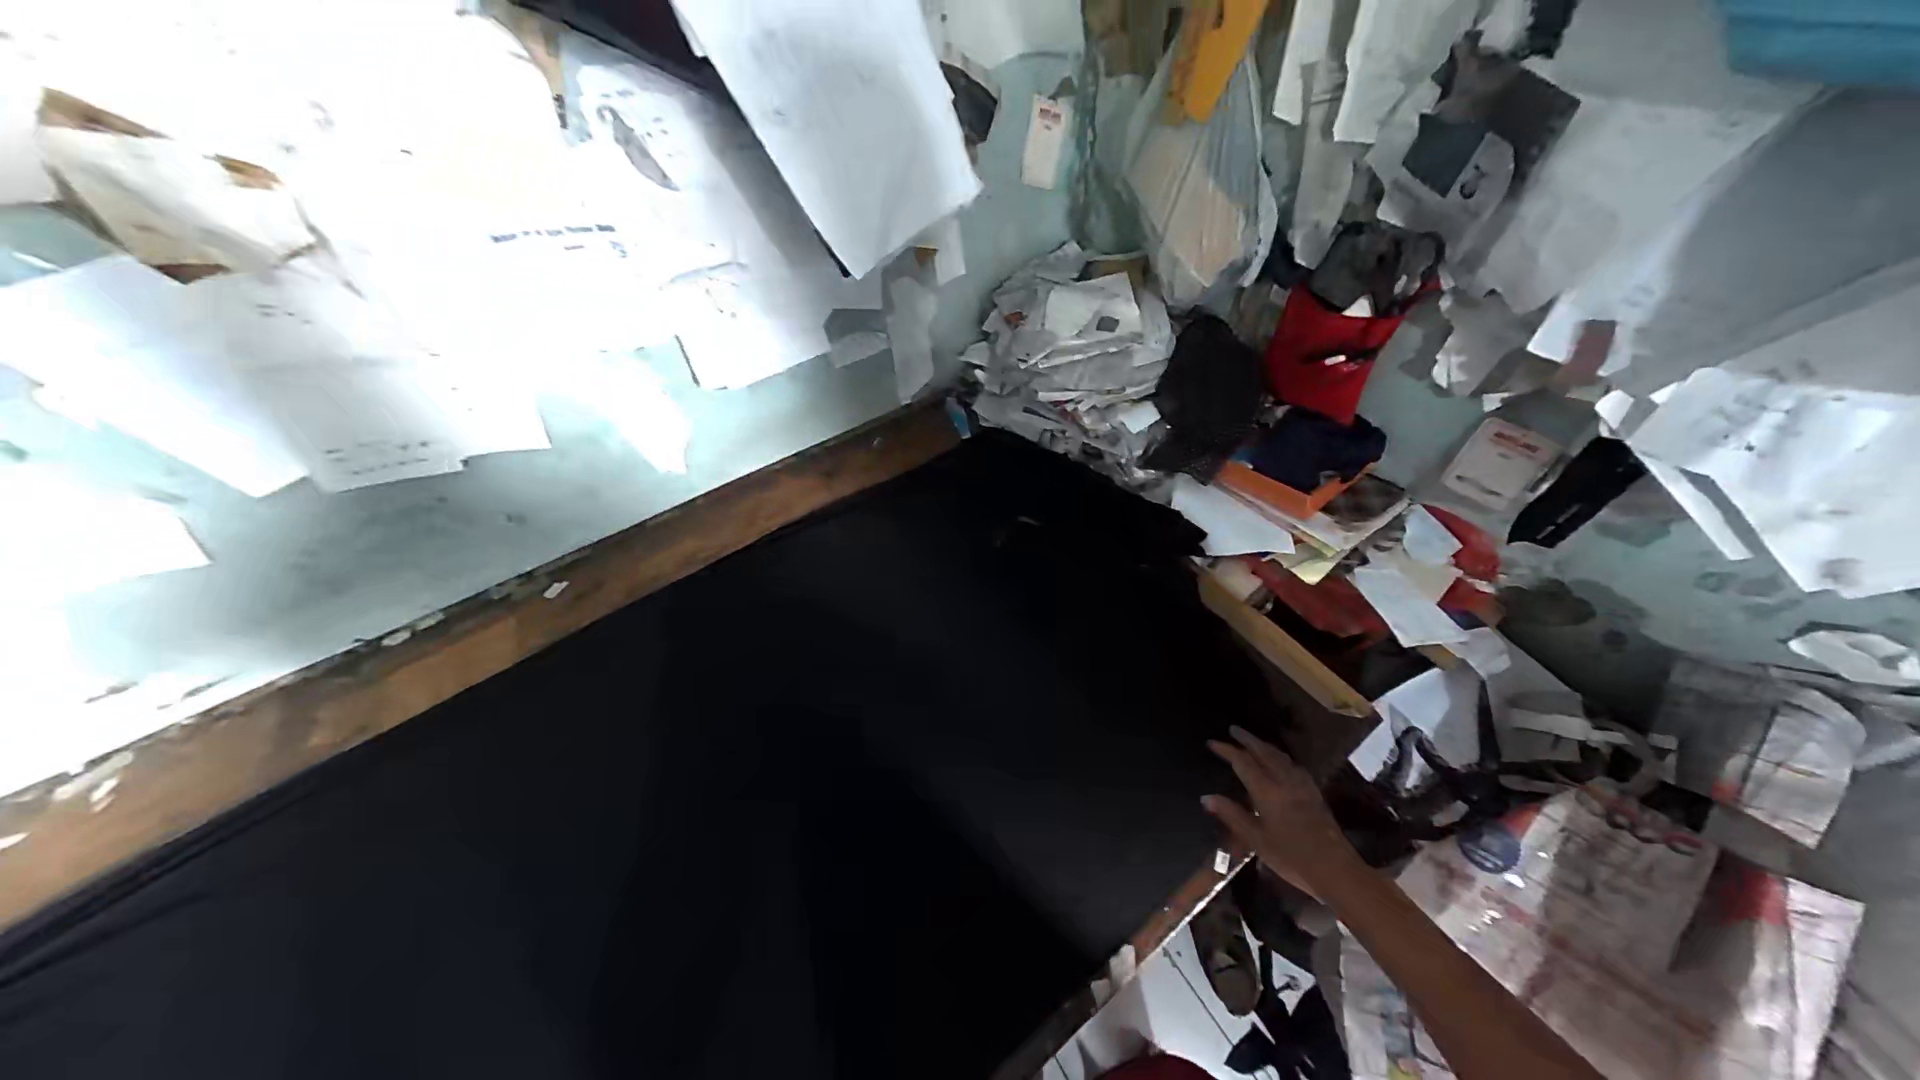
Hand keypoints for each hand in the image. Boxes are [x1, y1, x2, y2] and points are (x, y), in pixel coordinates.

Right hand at [1203, 726, 1361, 900]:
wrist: (1336, 870)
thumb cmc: (1291, 857)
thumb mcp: (1256, 840)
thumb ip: (1231, 815)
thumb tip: (1206, 797)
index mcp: (1267, 792)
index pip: (1243, 762)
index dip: (1226, 750)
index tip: (1211, 743)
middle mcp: (1284, 781)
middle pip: (1264, 752)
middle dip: (1247, 739)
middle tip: (1233, 729)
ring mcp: (1302, 786)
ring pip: (1280, 756)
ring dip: (1264, 745)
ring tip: (1253, 741)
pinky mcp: (1314, 793)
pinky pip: (1293, 765)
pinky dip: (1281, 756)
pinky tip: (1281, 761)